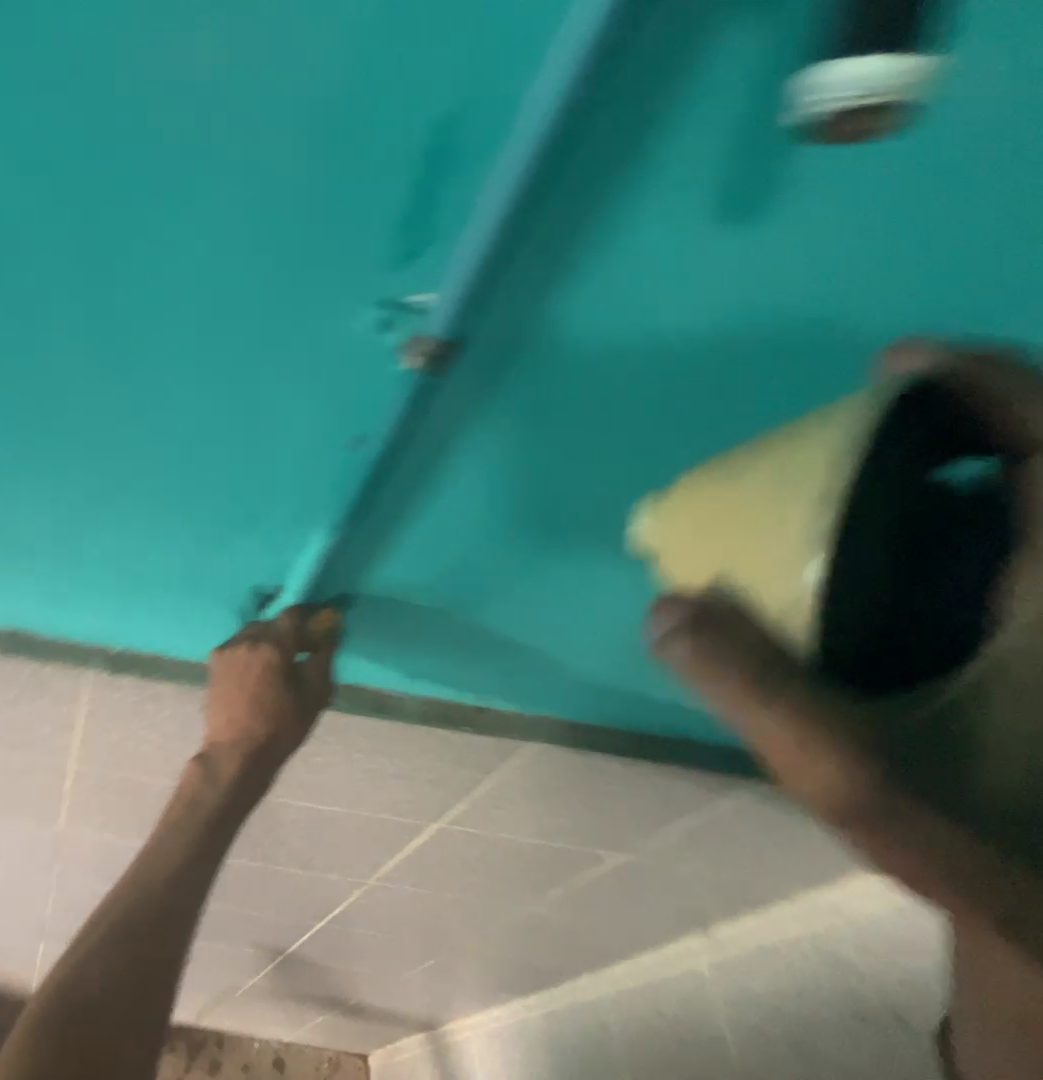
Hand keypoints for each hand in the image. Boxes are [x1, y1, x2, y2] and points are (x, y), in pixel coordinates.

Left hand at [203, 604, 341, 773]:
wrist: (236, 753)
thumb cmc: (280, 728)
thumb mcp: (314, 694)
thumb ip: (323, 655)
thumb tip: (330, 627)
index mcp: (271, 645)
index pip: (294, 614)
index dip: (312, 614)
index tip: (324, 621)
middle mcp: (244, 639)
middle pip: (272, 623)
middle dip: (291, 630)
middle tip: (307, 647)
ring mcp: (225, 650)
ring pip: (253, 632)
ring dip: (270, 639)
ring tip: (283, 661)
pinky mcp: (214, 663)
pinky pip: (239, 646)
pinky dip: (253, 650)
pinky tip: (262, 669)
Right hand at [645, 339, 1042, 962]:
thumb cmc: (983, 842)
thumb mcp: (850, 774)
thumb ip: (754, 689)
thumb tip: (666, 606)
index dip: (984, 382)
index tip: (893, 363)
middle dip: (980, 421)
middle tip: (881, 425)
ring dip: (986, 473)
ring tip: (889, 482)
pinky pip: (1031, 555)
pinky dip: (990, 525)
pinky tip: (920, 564)